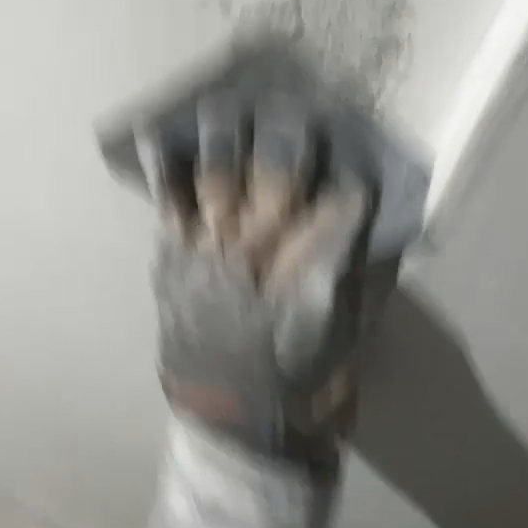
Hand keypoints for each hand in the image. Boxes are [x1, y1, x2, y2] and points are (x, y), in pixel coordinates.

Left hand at [136, 93, 375, 473]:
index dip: (348, 186)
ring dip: (226, 137)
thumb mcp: (349, 336)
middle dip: (288, 141)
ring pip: (218, 181)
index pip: (335, 213)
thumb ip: (360, 273)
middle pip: (275, 182)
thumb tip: (370, 218)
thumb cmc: (304, 384)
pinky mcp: (172, 259)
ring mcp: (206, 255)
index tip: (357, 166)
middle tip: (298, 109)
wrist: (234, 426)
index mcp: (307, 281)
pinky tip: (158, 133)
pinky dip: (164, 168)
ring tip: (228, 100)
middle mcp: (255, 259)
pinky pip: (167, 205)